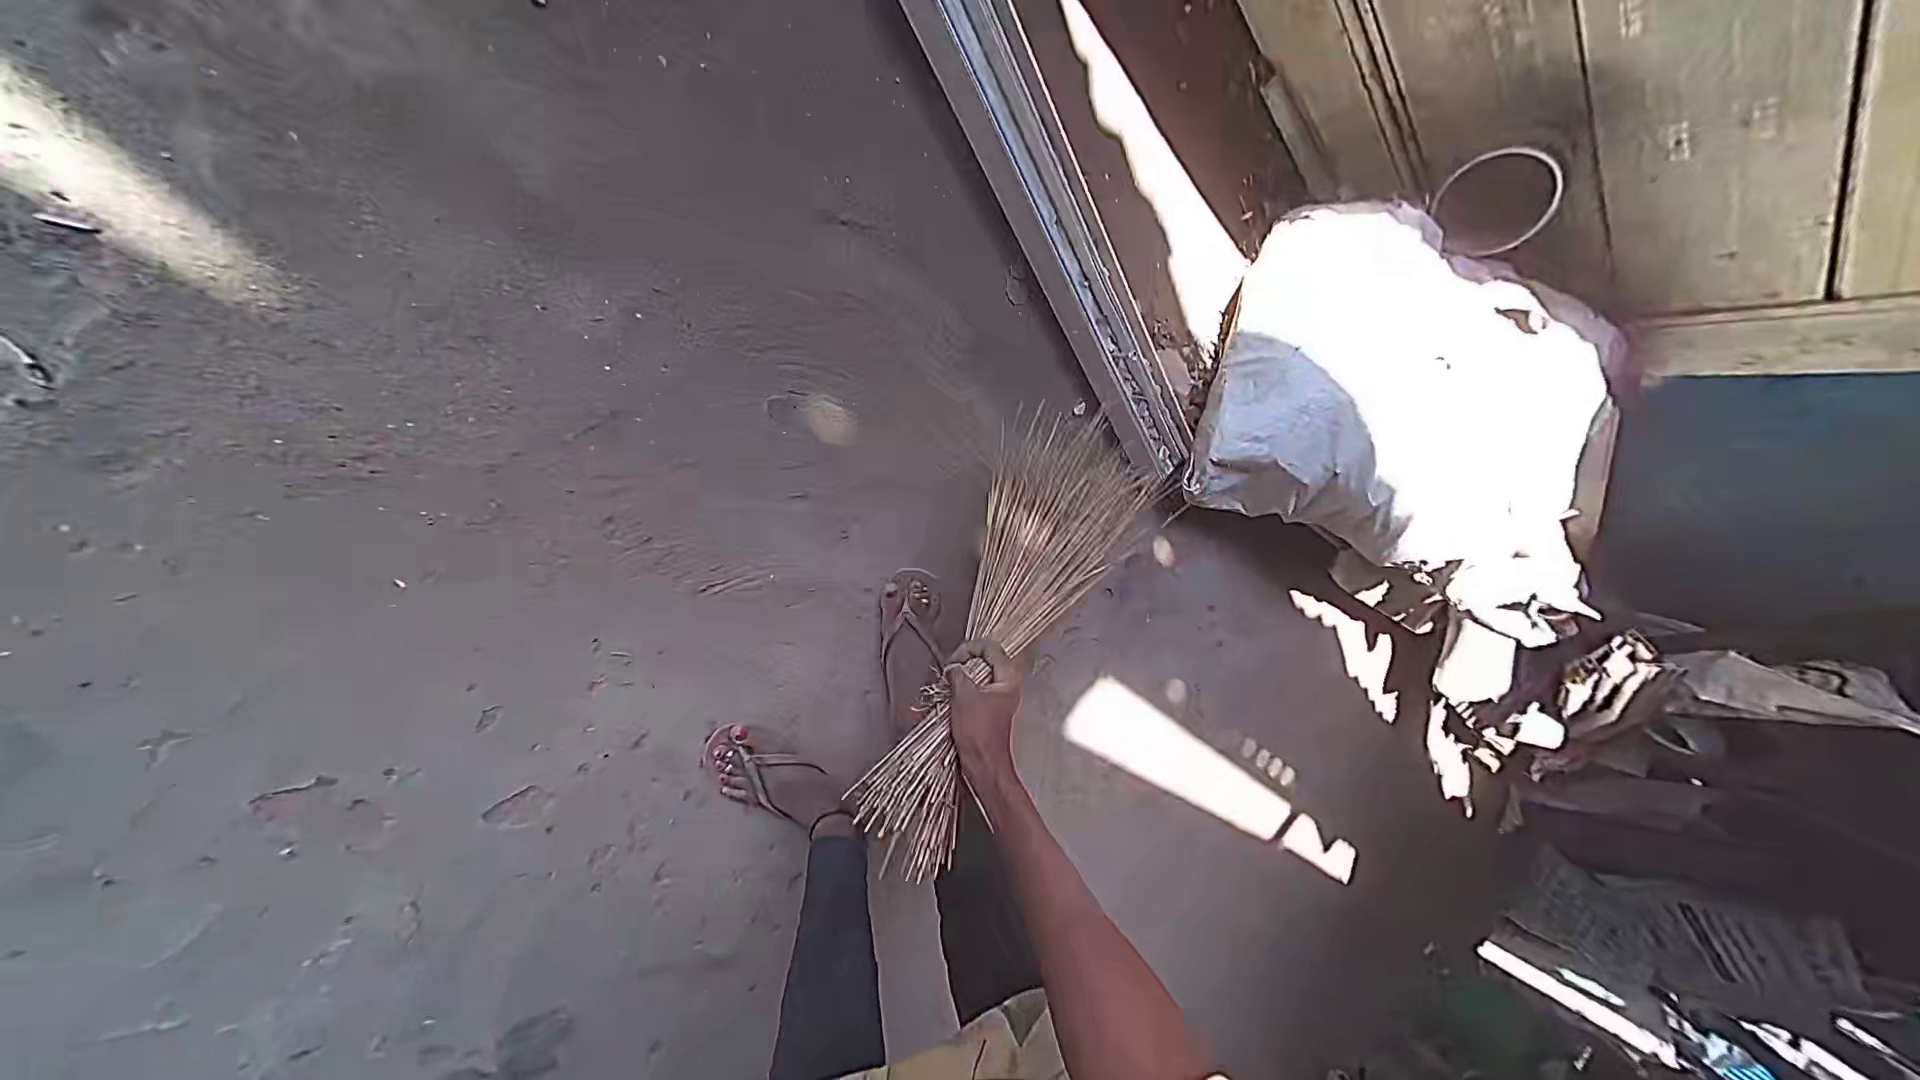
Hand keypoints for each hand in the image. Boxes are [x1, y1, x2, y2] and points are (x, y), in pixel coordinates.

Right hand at [945, 639, 1023, 786]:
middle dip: (965, 662)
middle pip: (986, 658)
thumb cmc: (978, 734)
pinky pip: (977, 688)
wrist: (983, 764)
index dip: (969, 649)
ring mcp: (1000, 696)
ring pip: (980, 674)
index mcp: (1008, 678)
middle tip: (951, 671)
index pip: (990, 647)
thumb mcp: (964, 696)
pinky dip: (964, 688)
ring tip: (950, 684)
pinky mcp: (991, 708)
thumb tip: (952, 668)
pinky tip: (953, 697)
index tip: (954, 661)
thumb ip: (958, 673)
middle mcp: (1008, 684)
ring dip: (963, 676)